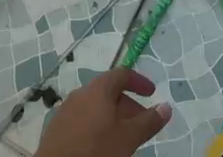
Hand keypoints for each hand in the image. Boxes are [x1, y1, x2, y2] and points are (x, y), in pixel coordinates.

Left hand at [33, 68, 172, 156]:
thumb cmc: (95, 151)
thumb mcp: (127, 138)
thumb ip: (148, 122)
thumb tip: (166, 106)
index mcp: (98, 89)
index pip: (122, 74)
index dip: (139, 82)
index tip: (152, 94)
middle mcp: (80, 94)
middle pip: (108, 91)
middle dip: (127, 104)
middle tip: (141, 123)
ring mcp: (65, 111)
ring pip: (94, 107)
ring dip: (112, 117)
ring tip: (123, 137)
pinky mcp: (56, 129)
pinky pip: (82, 119)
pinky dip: (96, 125)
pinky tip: (101, 145)